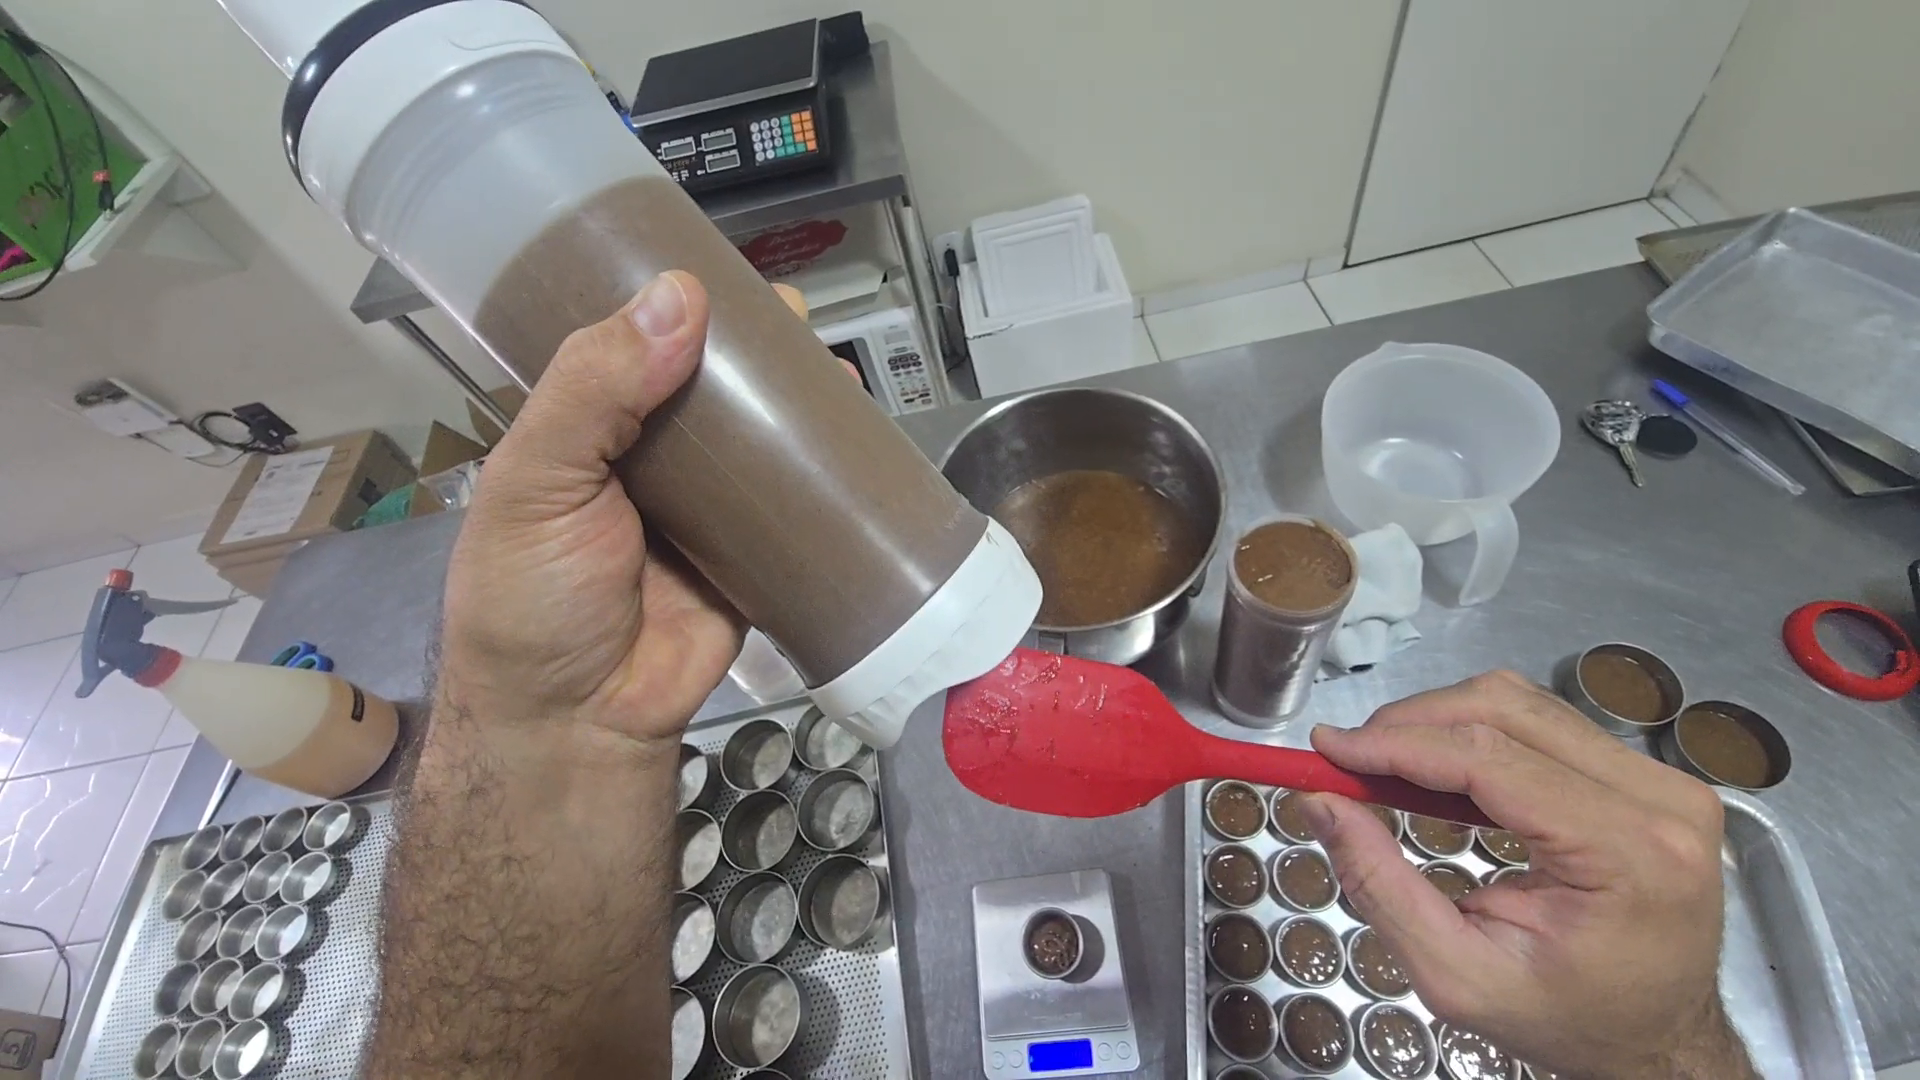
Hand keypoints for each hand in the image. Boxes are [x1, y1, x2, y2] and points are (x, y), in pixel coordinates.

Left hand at [369, 275, 812, 1078]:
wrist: (585, 719)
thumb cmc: (536, 596)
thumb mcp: (539, 481)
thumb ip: (595, 387)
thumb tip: (681, 294)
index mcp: (588, 430)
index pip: (636, 347)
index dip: (680, 308)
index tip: (729, 279)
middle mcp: (652, 461)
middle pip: (712, 389)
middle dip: (756, 354)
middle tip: (798, 324)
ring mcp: (709, 510)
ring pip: (760, 441)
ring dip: (798, 405)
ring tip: (838, 372)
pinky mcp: (755, 555)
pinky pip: (793, 505)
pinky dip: (825, 475)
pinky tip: (857, 444)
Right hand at [1302, 671, 1754, 1079]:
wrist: (1657, 1042)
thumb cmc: (1562, 1019)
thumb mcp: (1454, 975)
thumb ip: (1379, 884)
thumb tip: (1317, 800)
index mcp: (1628, 856)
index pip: (1488, 758)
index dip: (1395, 743)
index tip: (1326, 748)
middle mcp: (1659, 801)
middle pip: (1501, 709)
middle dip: (1407, 724)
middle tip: (1349, 759)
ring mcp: (1659, 780)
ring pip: (1514, 700)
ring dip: (1433, 721)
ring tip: (1388, 766)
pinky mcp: (1643, 773)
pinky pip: (1533, 717)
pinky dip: (1467, 729)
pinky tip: (1437, 770)